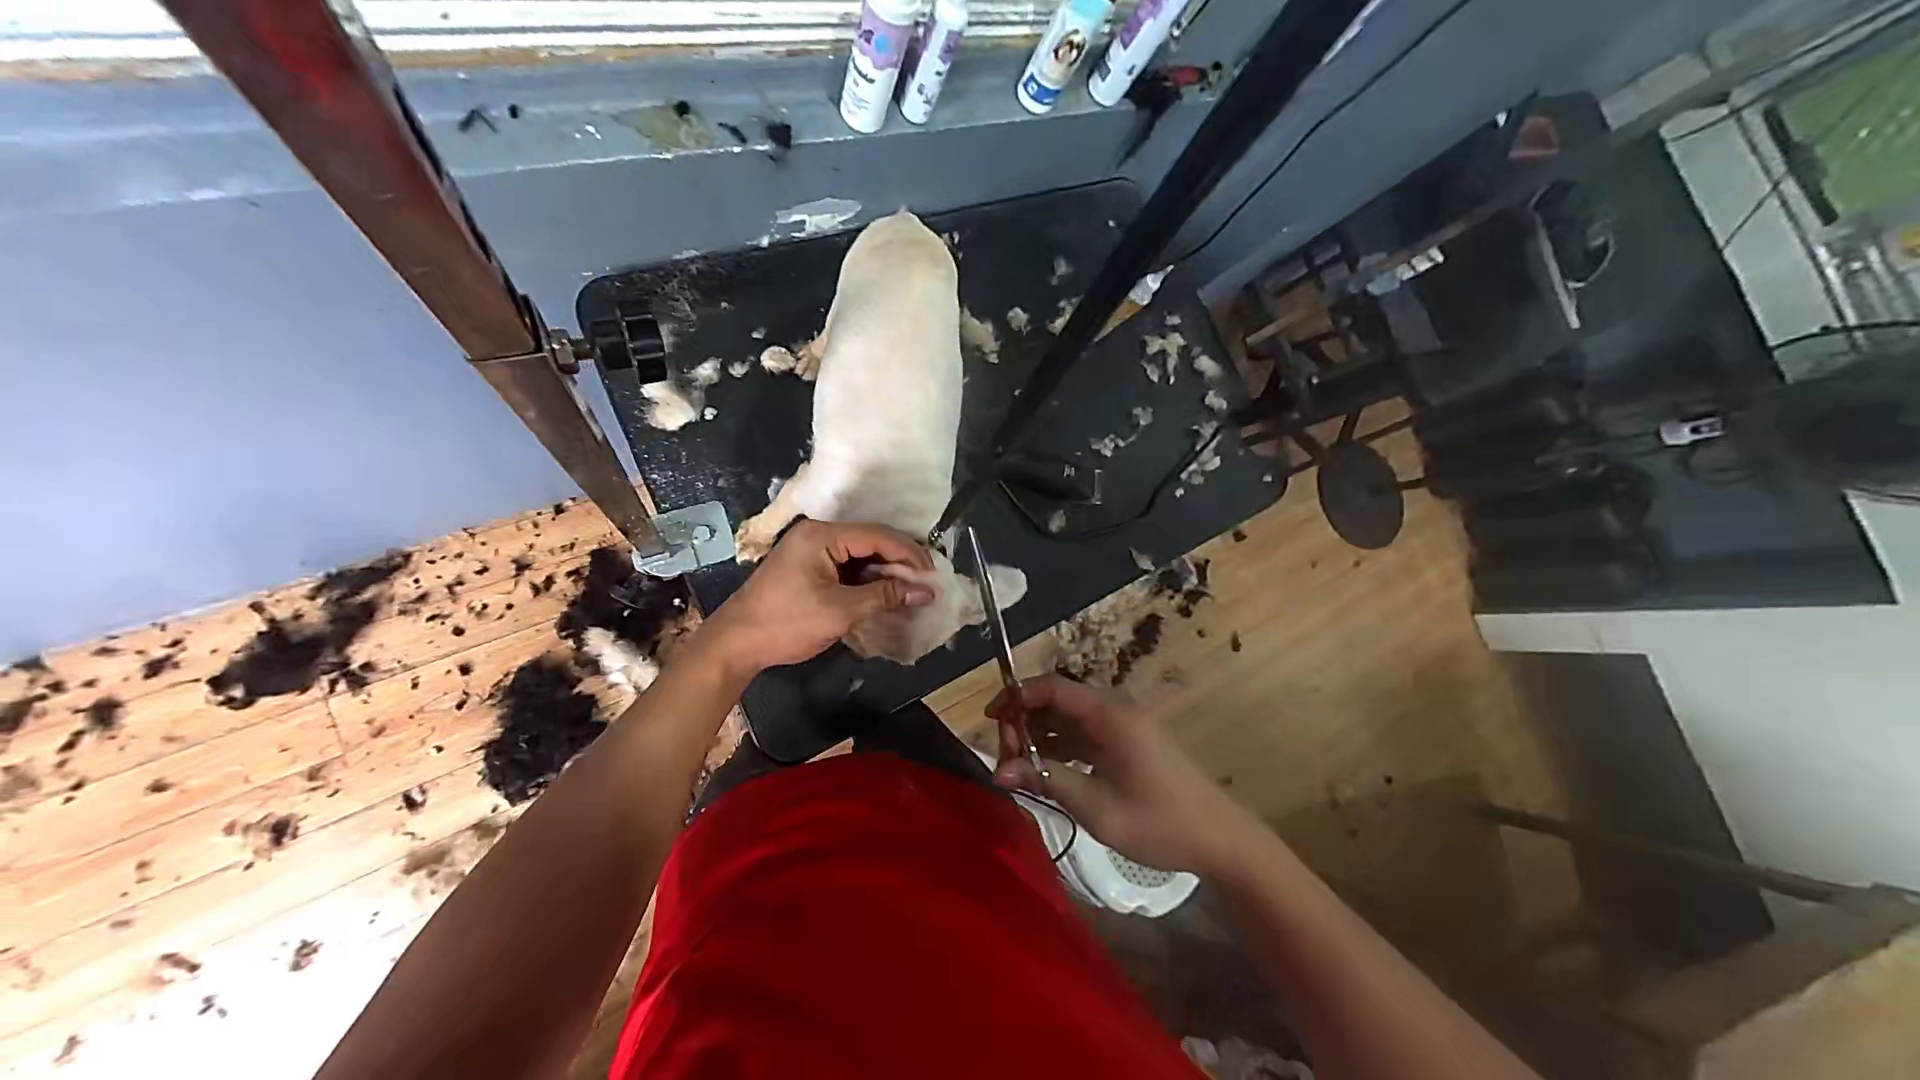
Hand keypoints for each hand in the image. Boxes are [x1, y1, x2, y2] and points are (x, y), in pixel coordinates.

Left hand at [698, 520, 934, 676]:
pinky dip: (867, 580)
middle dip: (900, 563)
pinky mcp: (808, 568)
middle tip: (926, 584)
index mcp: (822, 536)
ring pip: (860, 555)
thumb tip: (925, 592)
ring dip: (885, 573)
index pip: (877, 536)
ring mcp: (811, 551)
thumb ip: (885, 597)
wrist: (735, 643)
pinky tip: (885, 595)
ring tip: (911, 592)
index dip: (909, 554)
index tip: (932, 576)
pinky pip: (847, 567)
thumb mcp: (840, 611)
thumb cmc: (786, 624)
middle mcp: (817, 535)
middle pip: (870, 541)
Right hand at [988, 675, 1265, 876]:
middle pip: (1056, 700)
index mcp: (1110, 715)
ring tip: (1017, 766)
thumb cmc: (1160, 823)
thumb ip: (1047, 781)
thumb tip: (997, 771)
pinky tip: (1042, 768)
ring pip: (1066, 717)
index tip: (989, 719)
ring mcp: (1121, 726)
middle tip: (1006, 758)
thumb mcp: (1097, 807)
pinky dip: (1058, 745)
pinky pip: (1081, 732)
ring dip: (1038, 735)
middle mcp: (1114, 710)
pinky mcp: (1125, 743)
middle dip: (1024, 721)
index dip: (1016, 696)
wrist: (1219, 840)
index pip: (1052, 687)